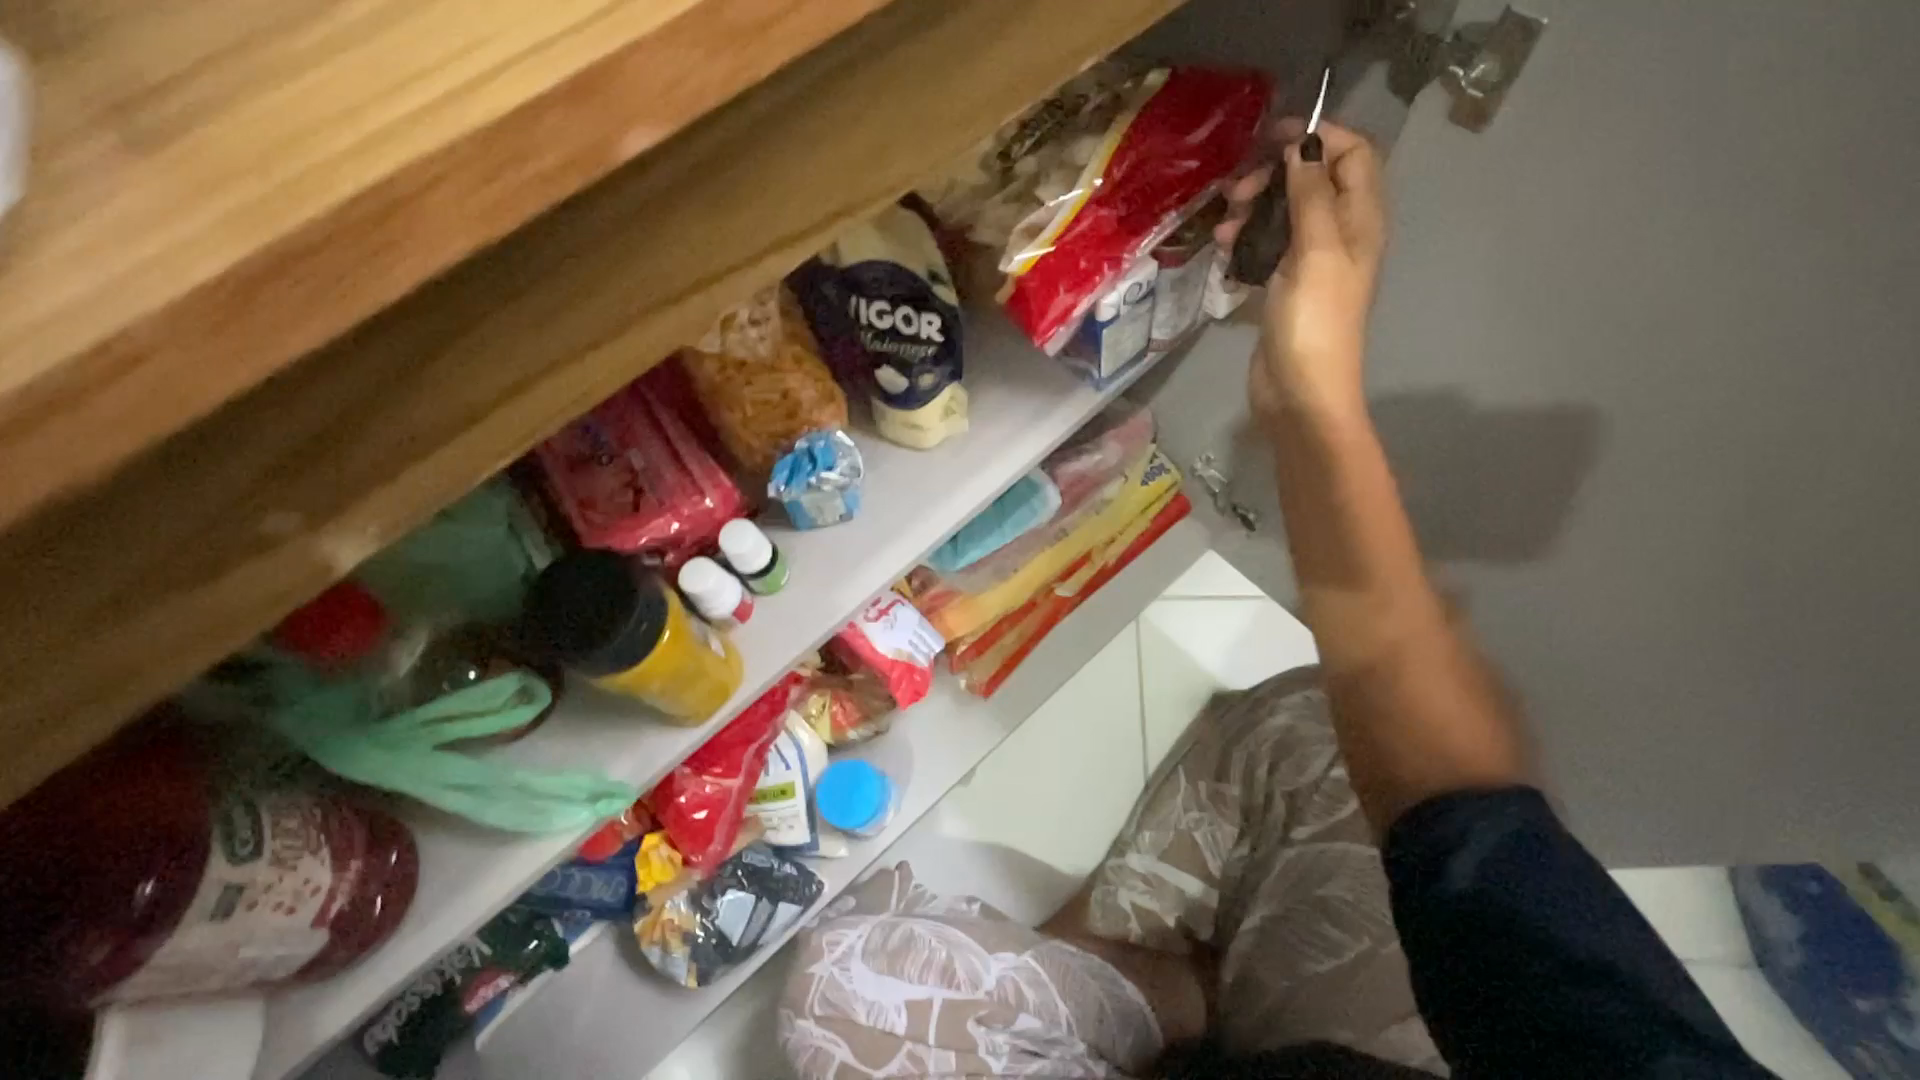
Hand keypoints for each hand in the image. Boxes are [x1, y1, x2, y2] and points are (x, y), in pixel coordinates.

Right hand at [1215, 119, 1385, 426]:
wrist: (1300, 393)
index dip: (1318, 137)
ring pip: (1283, 214)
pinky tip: (1223, 250)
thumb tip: (1303, 146)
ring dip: (1254, 210)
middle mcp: (1341, 234)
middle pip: (1312, 180)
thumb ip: (1310, 193)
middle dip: (1274, 176)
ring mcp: (1311, 263)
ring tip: (1224, 228)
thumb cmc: (1314, 321)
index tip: (1271, 138)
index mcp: (1361, 220)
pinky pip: (1266, 247)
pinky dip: (1245, 241)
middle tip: (1239, 192)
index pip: (1353, 154)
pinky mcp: (1284, 287)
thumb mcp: (1316, 250)